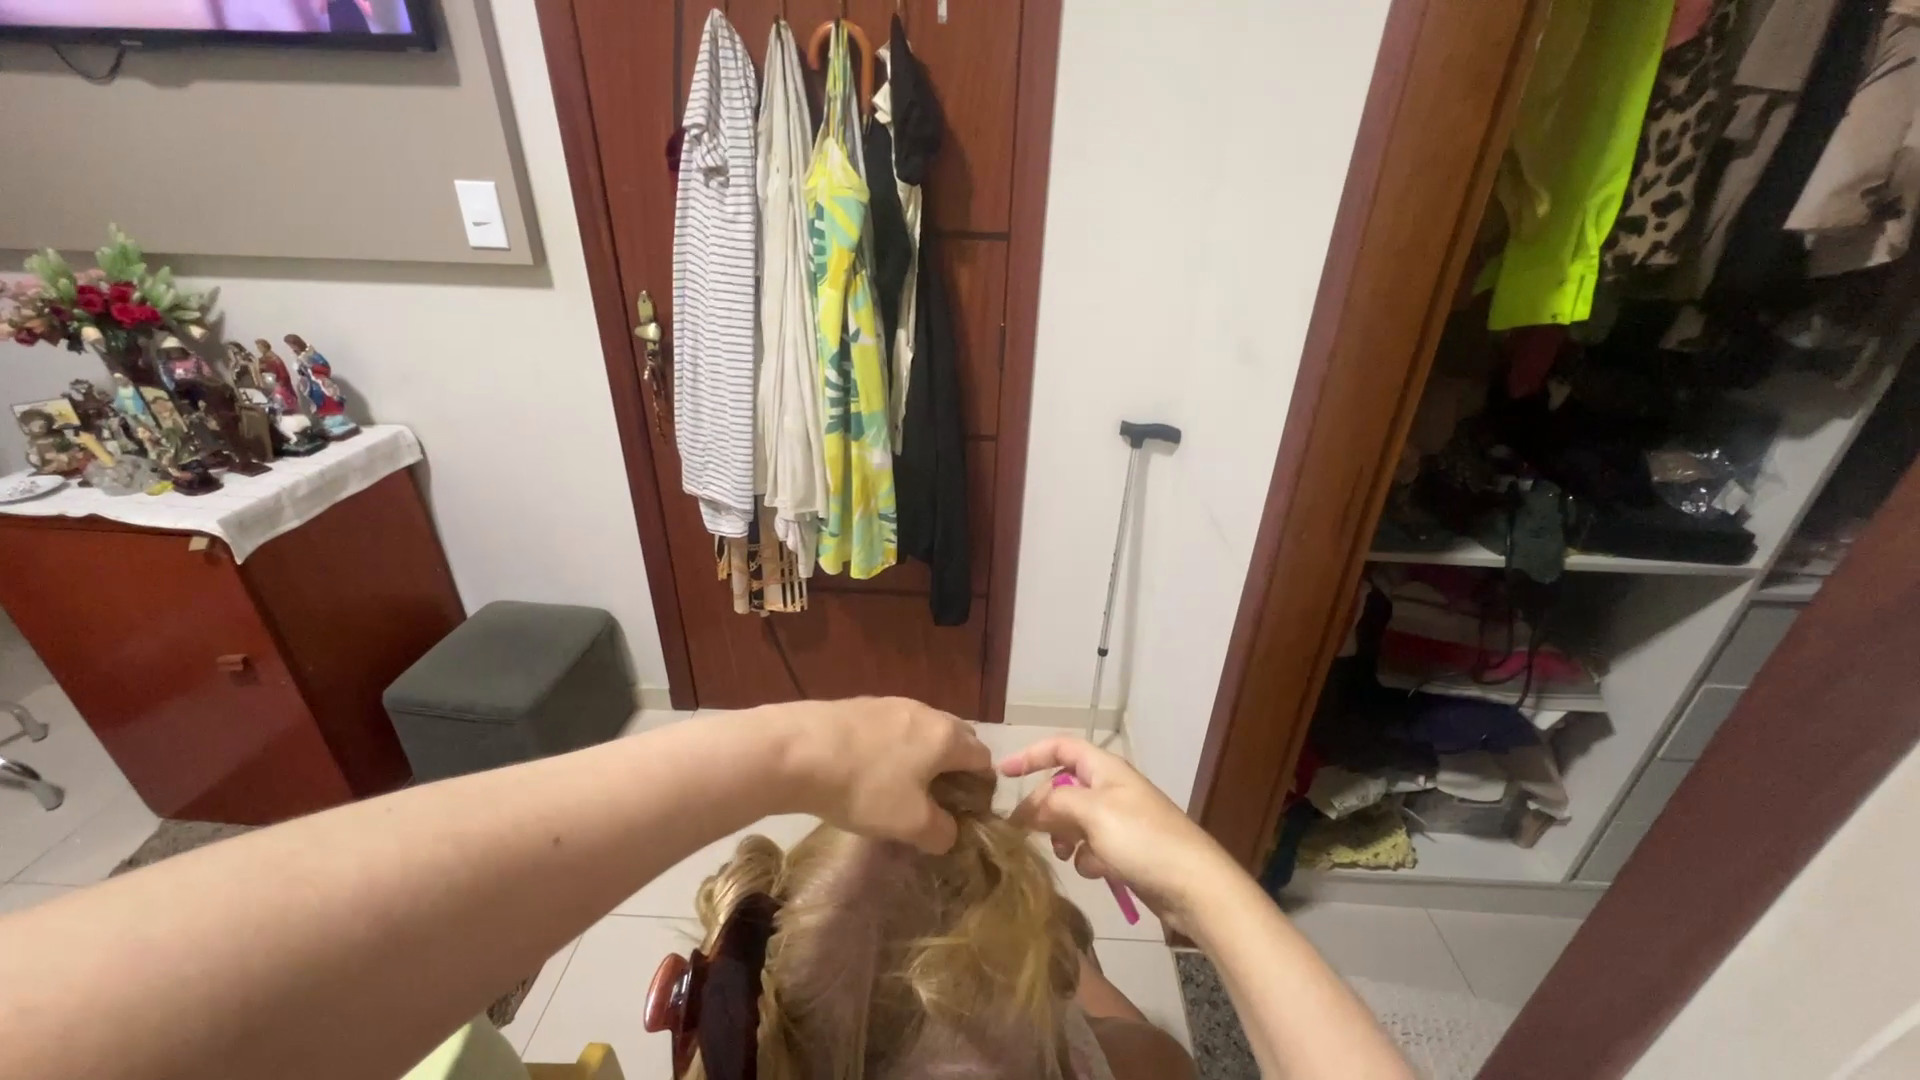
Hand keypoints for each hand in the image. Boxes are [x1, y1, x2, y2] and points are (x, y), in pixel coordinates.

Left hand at [760, 697, 990, 853]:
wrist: (796, 750)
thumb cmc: (864, 787)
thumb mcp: (909, 824)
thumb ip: (941, 832)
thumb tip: (948, 833)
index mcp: (947, 737)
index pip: (983, 758)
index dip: (983, 787)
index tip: (969, 813)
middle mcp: (925, 712)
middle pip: (956, 738)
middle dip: (955, 767)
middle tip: (939, 800)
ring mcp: (891, 703)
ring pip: (922, 730)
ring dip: (923, 756)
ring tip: (903, 786)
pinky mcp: (860, 705)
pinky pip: (892, 727)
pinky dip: (893, 747)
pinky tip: (870, 769)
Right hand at [1003, 737, 1243, 927]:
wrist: (1194, 886)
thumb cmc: (1142, 839)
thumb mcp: (1092, 813)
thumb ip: (1054, 803)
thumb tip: (1028, 808)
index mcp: (1105, 768)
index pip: (1060, 747)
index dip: (1030, 755)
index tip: (1002, 773)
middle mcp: (1110, 789)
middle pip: (1062, 787)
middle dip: (1044, 808)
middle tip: (1024, 832)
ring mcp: (1119, 820)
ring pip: (1073, 821)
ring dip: (1064, 836)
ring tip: (1065, 853)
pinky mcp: (1126, 850)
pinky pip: (1091, 847)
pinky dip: (1088, 858)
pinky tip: (1098, 871)